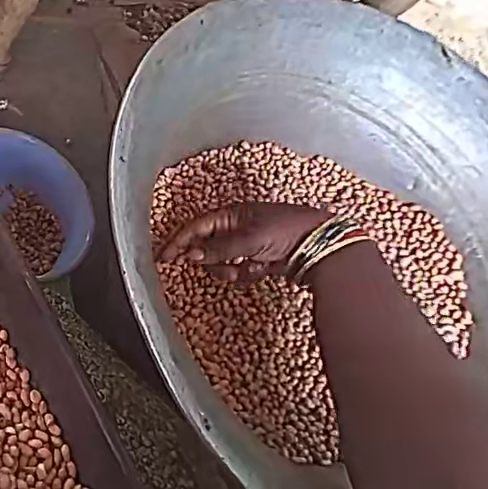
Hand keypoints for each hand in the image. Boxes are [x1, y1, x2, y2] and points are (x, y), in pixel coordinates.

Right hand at [157, 202, 329, 282]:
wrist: (323, 247)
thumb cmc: (286, 233)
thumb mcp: (248, 240)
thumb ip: (218, 249)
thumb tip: (190, 255)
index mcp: (231, 214)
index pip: (195, 227)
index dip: (178, 241)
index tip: (164, 258)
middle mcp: (235, 227)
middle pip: (206, 246)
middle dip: (213, 260)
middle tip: (226, 267)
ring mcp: (246, 244)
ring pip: (221, 262)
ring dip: (230, 270)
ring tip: (247, 270)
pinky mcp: (256, 259)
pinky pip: (237, 270)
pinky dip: (245, 274)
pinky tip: (261, 271)